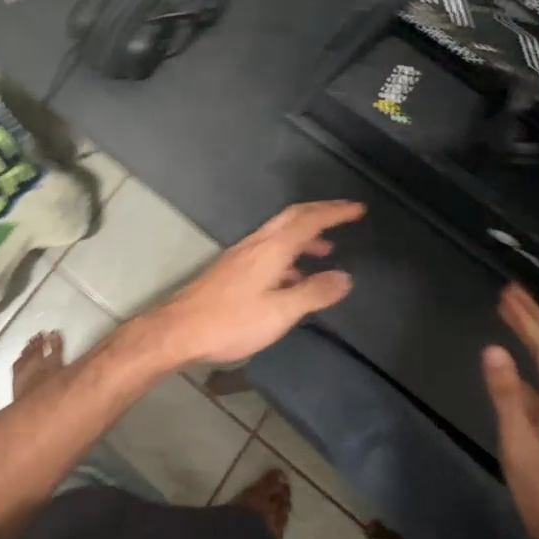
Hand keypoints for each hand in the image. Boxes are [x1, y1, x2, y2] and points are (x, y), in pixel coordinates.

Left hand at [138, 200, 362, 367]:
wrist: (180, 329)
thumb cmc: (232, 322)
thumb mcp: (280, 313)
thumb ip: (313, 293)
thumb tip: (345, 276)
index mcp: (271, 249)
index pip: (308, 220)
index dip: (334, 212)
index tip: (358, 209)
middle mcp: (256, 244)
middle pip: (291, 218)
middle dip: (320, 214)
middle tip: (345, 216)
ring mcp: (242, 255)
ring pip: (279, 234)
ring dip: (304, 236)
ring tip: (327, 250)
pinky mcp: (233, 269)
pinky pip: (269, 250)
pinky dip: (289, 254)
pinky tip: (294, 278)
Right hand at [483, 285, 538, 538]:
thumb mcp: (518, 445)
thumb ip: (506, 396)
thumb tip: (492, 346)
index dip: (530, 319)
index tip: (508, 293)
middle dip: (536, 319)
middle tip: (511, 293)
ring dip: (535, 337)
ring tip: (512, 316)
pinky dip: (532, 362)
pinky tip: (515, 366)